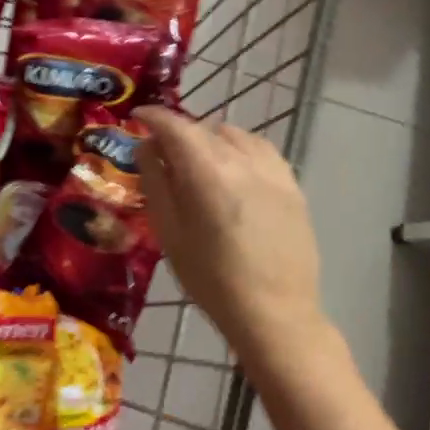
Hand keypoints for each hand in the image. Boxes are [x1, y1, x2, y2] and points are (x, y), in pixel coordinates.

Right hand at [134, 107, 329, 370]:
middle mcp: (242, 160)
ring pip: (234, 134)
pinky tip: (233, 167)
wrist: (274, 312)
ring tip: (197, 157)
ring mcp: (272, 171)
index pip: (175, 126)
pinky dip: (240, 147)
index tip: (137, 117)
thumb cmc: (210, 277)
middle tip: (161, 148)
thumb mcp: (169, 231)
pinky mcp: (292, 185)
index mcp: (206, 172)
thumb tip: (147, 147)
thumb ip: (156, 181)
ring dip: (210, 137)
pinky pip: (261, 150)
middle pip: (203, 128)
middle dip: (178, 130)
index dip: (152, 117)